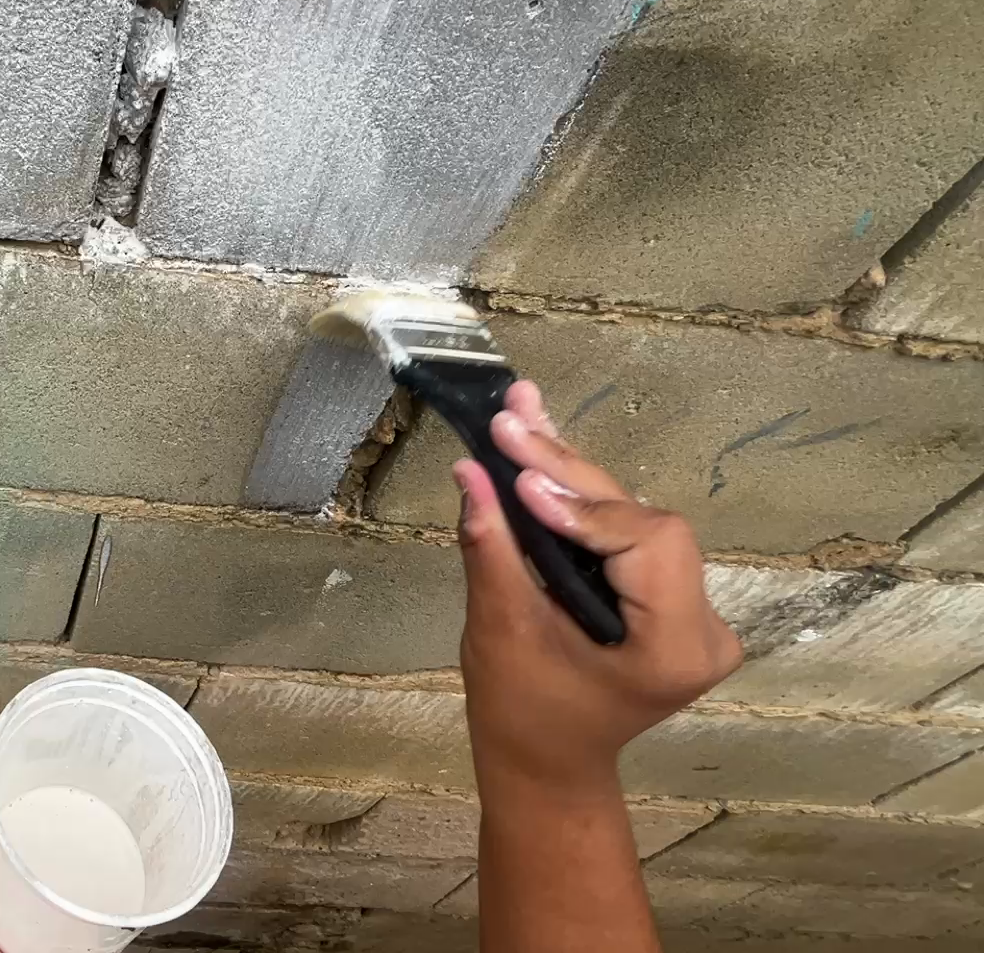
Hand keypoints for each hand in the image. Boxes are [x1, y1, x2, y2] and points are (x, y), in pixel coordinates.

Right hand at [454, 381, 741, 791]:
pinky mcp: (658, 594)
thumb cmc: (518, 704)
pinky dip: (572, 493)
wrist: (542, 754)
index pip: (648, 543)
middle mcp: (699, 621)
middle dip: (565, 469)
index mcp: (674, 644)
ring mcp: (685, 606)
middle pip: (640, 518)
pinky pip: (619, 531)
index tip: (515, 479)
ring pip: (629, 515)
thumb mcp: (499, 626)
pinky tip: (538, 448)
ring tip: (519, 414)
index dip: (583, 507)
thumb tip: (469, 472)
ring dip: (566, 469)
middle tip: (508, 416)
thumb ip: (491, 548)